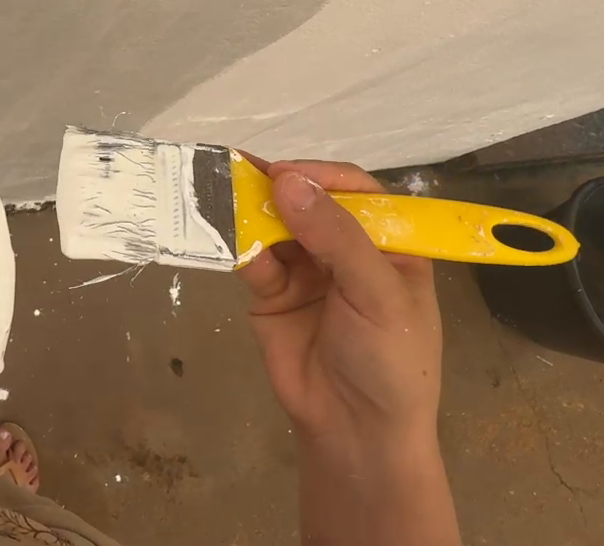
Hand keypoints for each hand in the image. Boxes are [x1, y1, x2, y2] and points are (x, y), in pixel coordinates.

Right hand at [236, 160, 458, 545]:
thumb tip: (286, 181)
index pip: (354, 191)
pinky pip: (250, 254)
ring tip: (216, 191)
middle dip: (275, 187)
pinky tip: (215, 228)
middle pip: (306, 202)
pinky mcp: (270, 289)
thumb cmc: (389, 361)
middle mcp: (344, 249)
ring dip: (247, 208)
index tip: (284, 174)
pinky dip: (233, 240)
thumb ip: (335, 236)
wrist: (354, 432)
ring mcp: (305, 268)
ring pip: (273, 224)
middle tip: (237, 172)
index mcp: (386, 244)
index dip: (320, 176)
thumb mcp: (378, 295)